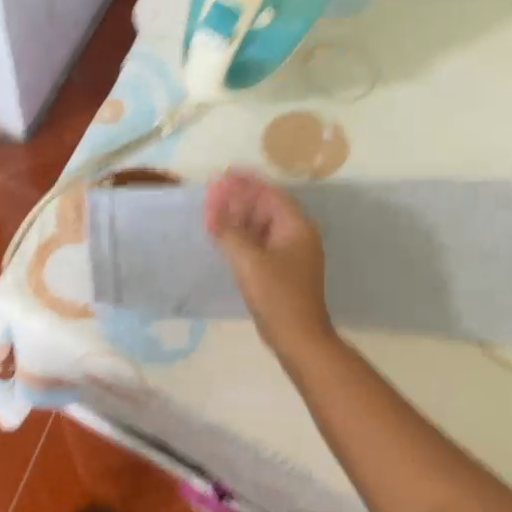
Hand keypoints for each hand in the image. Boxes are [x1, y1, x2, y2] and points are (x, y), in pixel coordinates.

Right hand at [205, 169, 335, 352]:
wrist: (298, 338)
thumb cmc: (277, 295)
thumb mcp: (248, 260)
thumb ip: (228, 232)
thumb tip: (213, 210)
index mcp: (296, 227)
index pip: (269, 194)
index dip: (246, 182)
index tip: (224, 173)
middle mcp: (297, 236)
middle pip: (265, 208)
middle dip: (239, 199)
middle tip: (212, 193)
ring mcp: (290, 255)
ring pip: (261, 227)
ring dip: (238, 218)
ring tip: (213, 212)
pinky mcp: (281, 272)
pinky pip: (259, 244)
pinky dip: (241, 238)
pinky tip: (223, 237)